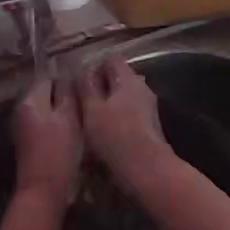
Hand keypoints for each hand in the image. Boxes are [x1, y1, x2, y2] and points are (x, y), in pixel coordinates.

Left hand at [13, 75, 82, 201]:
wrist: (43, 191)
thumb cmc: (59, 152)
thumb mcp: (69, 119)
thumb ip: (68, 93)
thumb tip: (69, 73)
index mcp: (31, 100)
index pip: (49, 76)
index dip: (68, 77)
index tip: (88, 84)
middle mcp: (23, 109)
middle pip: (47, 91)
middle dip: (67, 94)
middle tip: (90, 100)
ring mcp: (25, 126)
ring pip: (48, 108)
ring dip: (64, 109)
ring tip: (86, 113)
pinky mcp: (30, 141)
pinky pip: (47, 122)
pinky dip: (60, 122)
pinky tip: (76, 129)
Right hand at [78, 57, 173, 183]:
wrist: (147, 169)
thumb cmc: (115, 135)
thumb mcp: (91, 109)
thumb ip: (86, 87)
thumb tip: (84, 70)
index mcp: (129, 79)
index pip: (111, 60)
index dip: (94, 67)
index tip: (80, 83)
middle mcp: (142, 88)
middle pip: (119, 79)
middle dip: (101, 87)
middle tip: (82, 103)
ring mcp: (149, 107)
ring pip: (124, 98)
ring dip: (109, 105)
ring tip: (91, 121)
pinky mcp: (150, 126)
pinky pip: (130, 114)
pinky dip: (118, 119)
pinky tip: (106, 134)